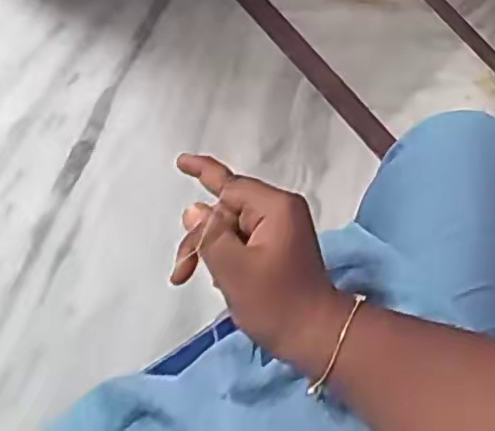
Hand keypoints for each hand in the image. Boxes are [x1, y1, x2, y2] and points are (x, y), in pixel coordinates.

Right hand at [170, 154, 352, 371]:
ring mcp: (282, 226)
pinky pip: (244, 238)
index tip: (181, 161)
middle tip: (180, 273)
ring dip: (211, 249)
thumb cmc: (276, 301)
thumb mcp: (234, 270)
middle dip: (201, 236)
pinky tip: (219, 277)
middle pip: (228, 209)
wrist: (314, 332)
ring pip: (233, 226)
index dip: (205, 172)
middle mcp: (281, 209)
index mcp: (276, 207)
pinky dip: (226, 255)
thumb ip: (210, 237)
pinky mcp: (280, 244)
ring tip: (193, 278)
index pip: (233, 185)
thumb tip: (195, 210)